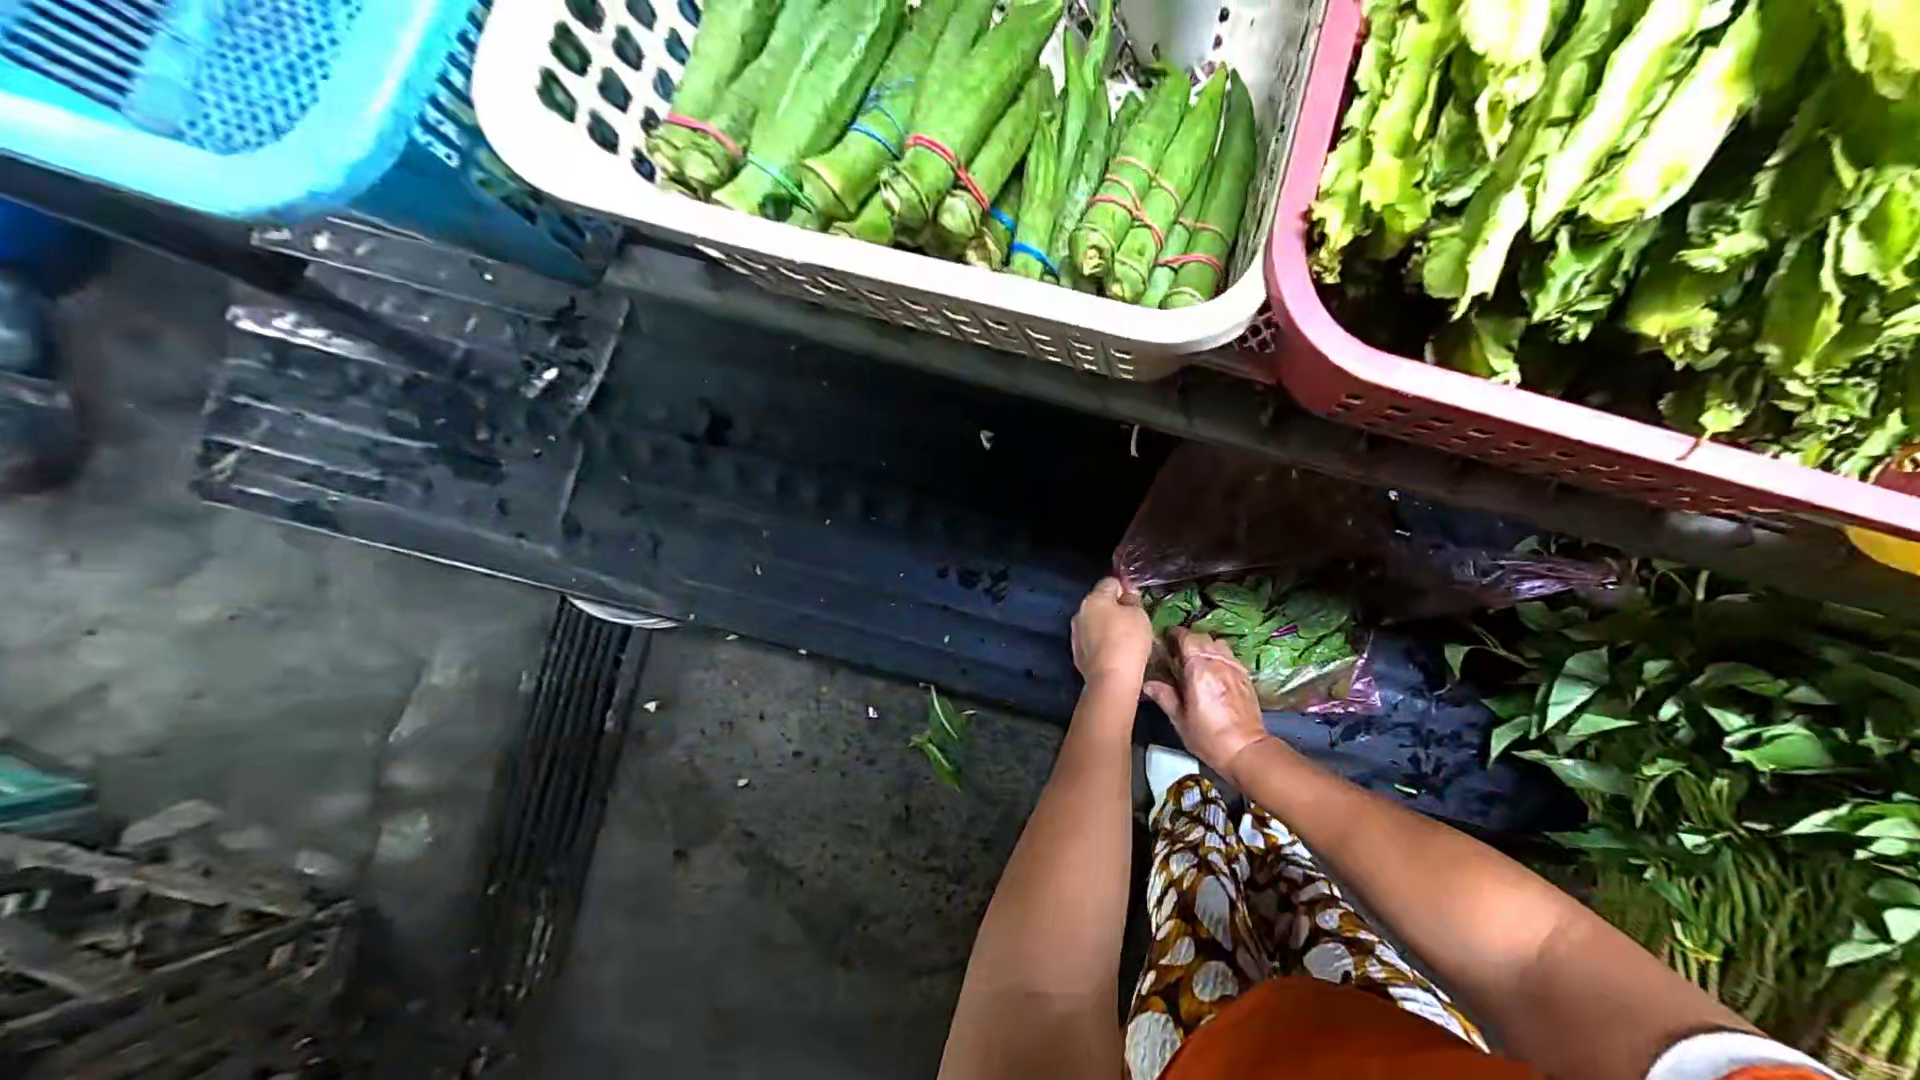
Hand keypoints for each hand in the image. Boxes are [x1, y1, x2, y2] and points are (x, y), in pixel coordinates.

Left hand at [1071, 578, 1153, 687]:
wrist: (1111, 678)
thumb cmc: (1128, 640)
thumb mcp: (1139, 615)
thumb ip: (1132, 601)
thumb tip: (1127, 596)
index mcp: (1093, 599)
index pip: (1110, 582)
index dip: (1125, 588)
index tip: (1137, 600)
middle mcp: (1079, 613)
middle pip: (1099, 603)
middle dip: (1115, 608)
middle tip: (1134, 620)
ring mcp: (1075, 635)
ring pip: (1094, 623)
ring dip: (1107, 627)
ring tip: (1126, 639)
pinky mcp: (1077, 655)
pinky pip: (1092, 642)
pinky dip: (1102, 644)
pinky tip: (1115, 653)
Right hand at [1143, 627, 1274, 782]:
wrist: (1246, 750)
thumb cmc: (1210, 738)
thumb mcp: (1180, 719)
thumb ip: (1165, 697)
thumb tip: (1149, 685)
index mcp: (1199, 670)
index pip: (1187, 638)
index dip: (1175, 634)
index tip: (1167, 638)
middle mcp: (1219, 664)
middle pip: (1203, 637)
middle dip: (1189, 639)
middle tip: (1178, 649)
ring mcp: (1235, 669)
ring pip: (1219, 644)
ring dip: (1206, 645)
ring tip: (1196, 657)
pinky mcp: (1246, 677)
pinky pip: (1230, 656)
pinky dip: (1219, 656)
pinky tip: (1214, 670)